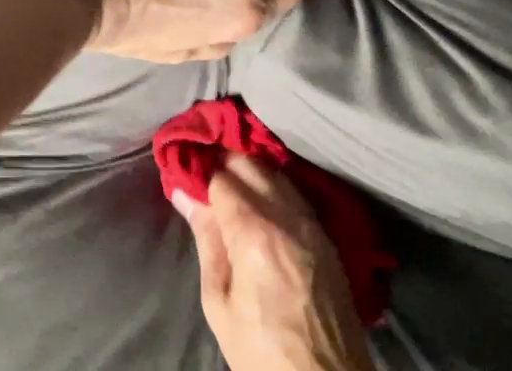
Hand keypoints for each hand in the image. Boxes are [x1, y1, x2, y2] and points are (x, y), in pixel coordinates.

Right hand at [177, 154, 374, 370]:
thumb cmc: (261, 350)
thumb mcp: (218, 302)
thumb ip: (206, 240)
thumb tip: (184, 194)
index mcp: (254, 232)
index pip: (221, 176)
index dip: (199, 170)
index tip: (184, 174)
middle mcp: (286, 216)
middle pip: (251, 163)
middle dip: (224, 161)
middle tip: (203, 176)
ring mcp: (312, 224)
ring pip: (277, 173)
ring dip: (251, 170)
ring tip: (229, 185)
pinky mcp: (328, 238)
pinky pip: (296, 195)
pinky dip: (275, 187)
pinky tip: (261, 202)